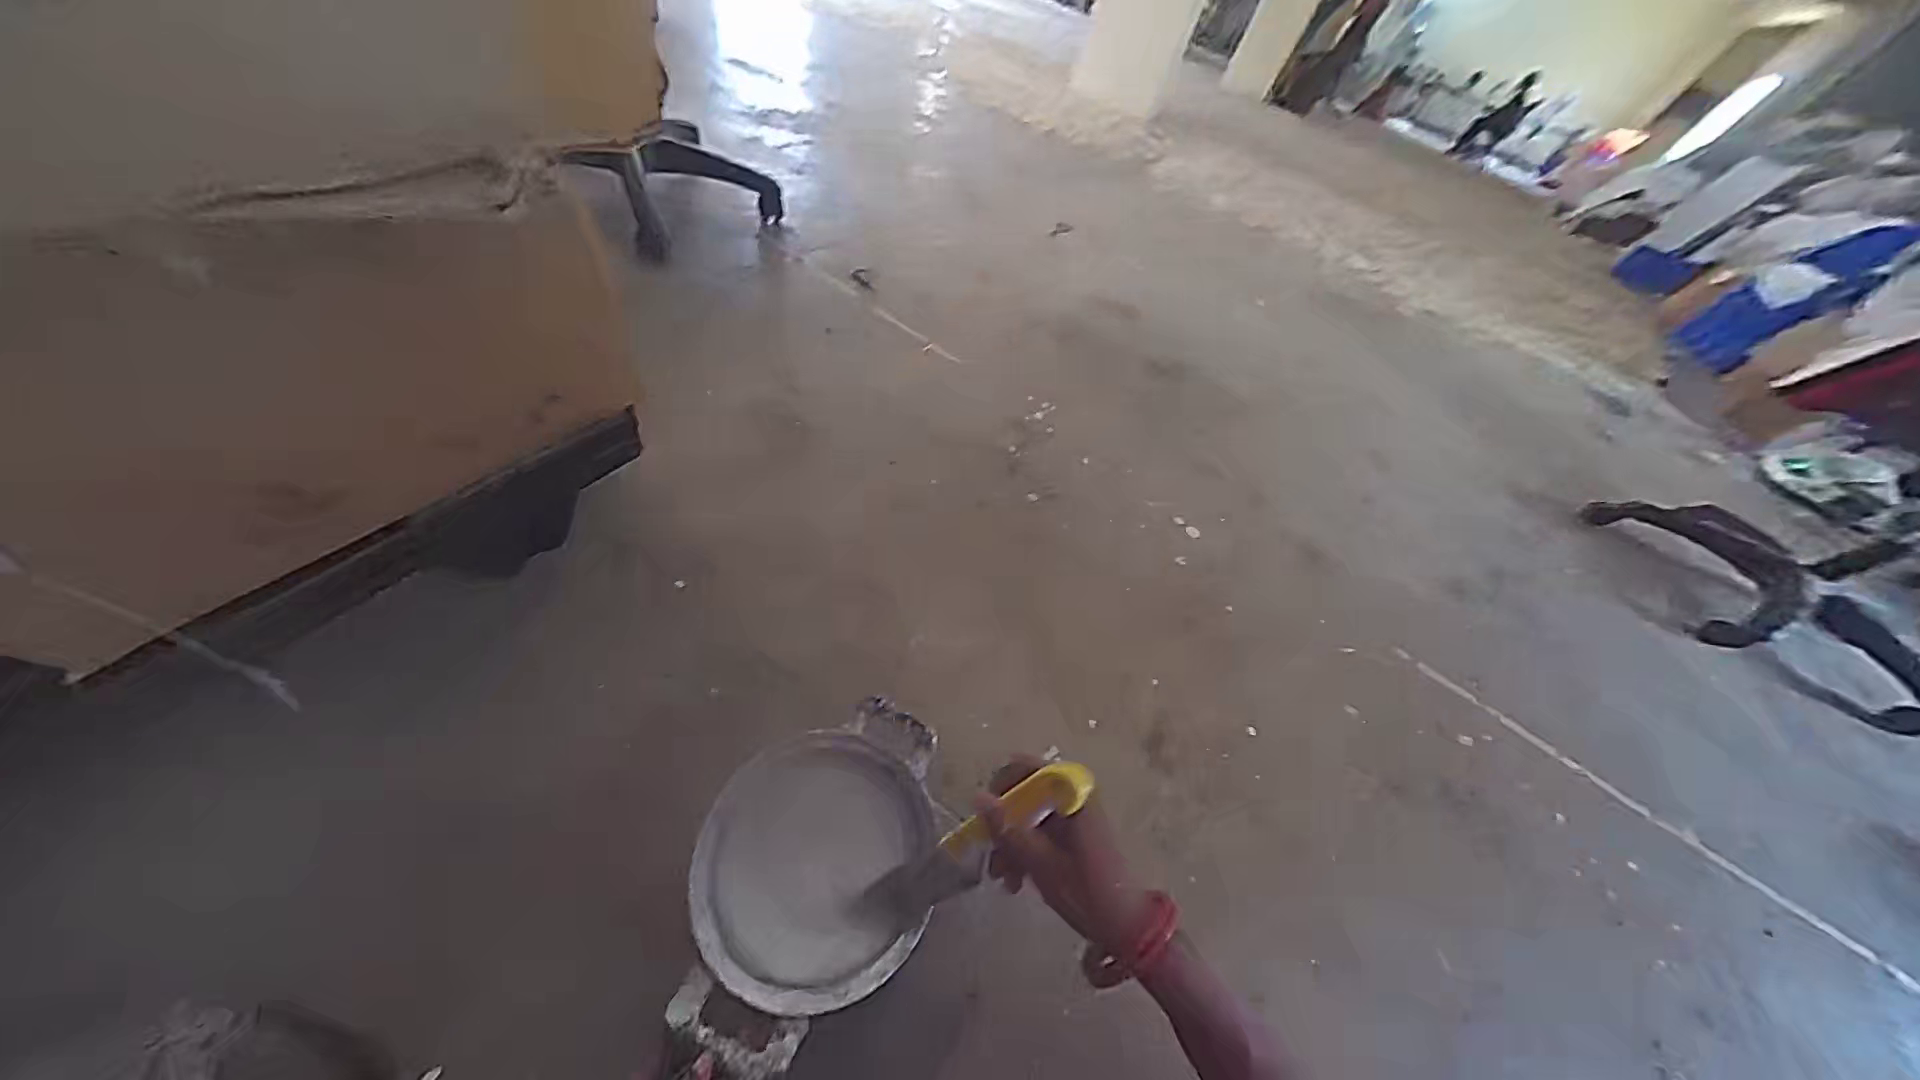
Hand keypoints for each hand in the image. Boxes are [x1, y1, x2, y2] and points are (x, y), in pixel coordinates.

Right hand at [976, 757, 1152, 981]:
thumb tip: (978, 797)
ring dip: (1012, 843)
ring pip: (1029, 815)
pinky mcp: (1074, 834)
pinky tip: (1017, 880)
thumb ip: (1008, 829)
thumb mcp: (1041, 863)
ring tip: (1005, 879)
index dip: (1001, 786)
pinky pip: (1040, 831)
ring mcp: (1074, 815)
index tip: (985, 816)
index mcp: (1073, 794)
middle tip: (992, 857)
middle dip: (1004, 825)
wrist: (1128, 927)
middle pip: (1025, 793)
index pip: (1028, 768)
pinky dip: (1025, 851)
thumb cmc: (1087, 893)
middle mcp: (1074, 796)